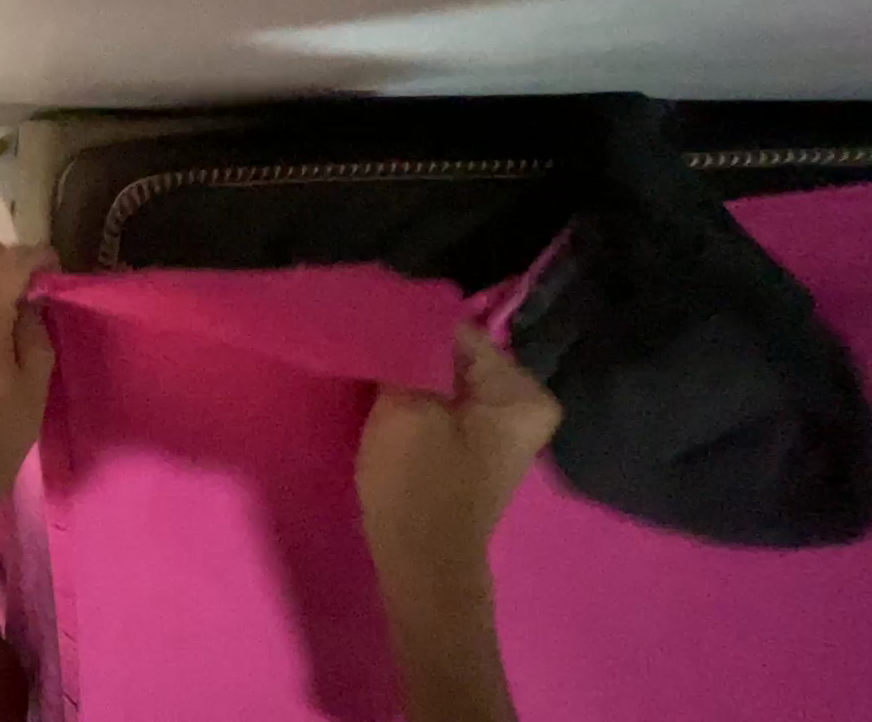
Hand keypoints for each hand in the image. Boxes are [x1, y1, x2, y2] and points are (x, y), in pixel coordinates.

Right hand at [357, 325, 560, 579]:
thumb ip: (402, 354)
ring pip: (435, 374)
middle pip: (446, 351)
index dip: (403, 321)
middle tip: (353, 337)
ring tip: (356, 358)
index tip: (359, 316)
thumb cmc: (418, 481)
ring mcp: (494, 424)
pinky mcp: (466, 440)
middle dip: (400, 345)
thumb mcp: (405, 407)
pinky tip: (371, 389)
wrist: (420, 557)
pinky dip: (403, 390)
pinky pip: (433, 396)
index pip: (454, 329)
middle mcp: (517, 402)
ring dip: (397, 368)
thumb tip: (387, 313)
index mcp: (518, 391)